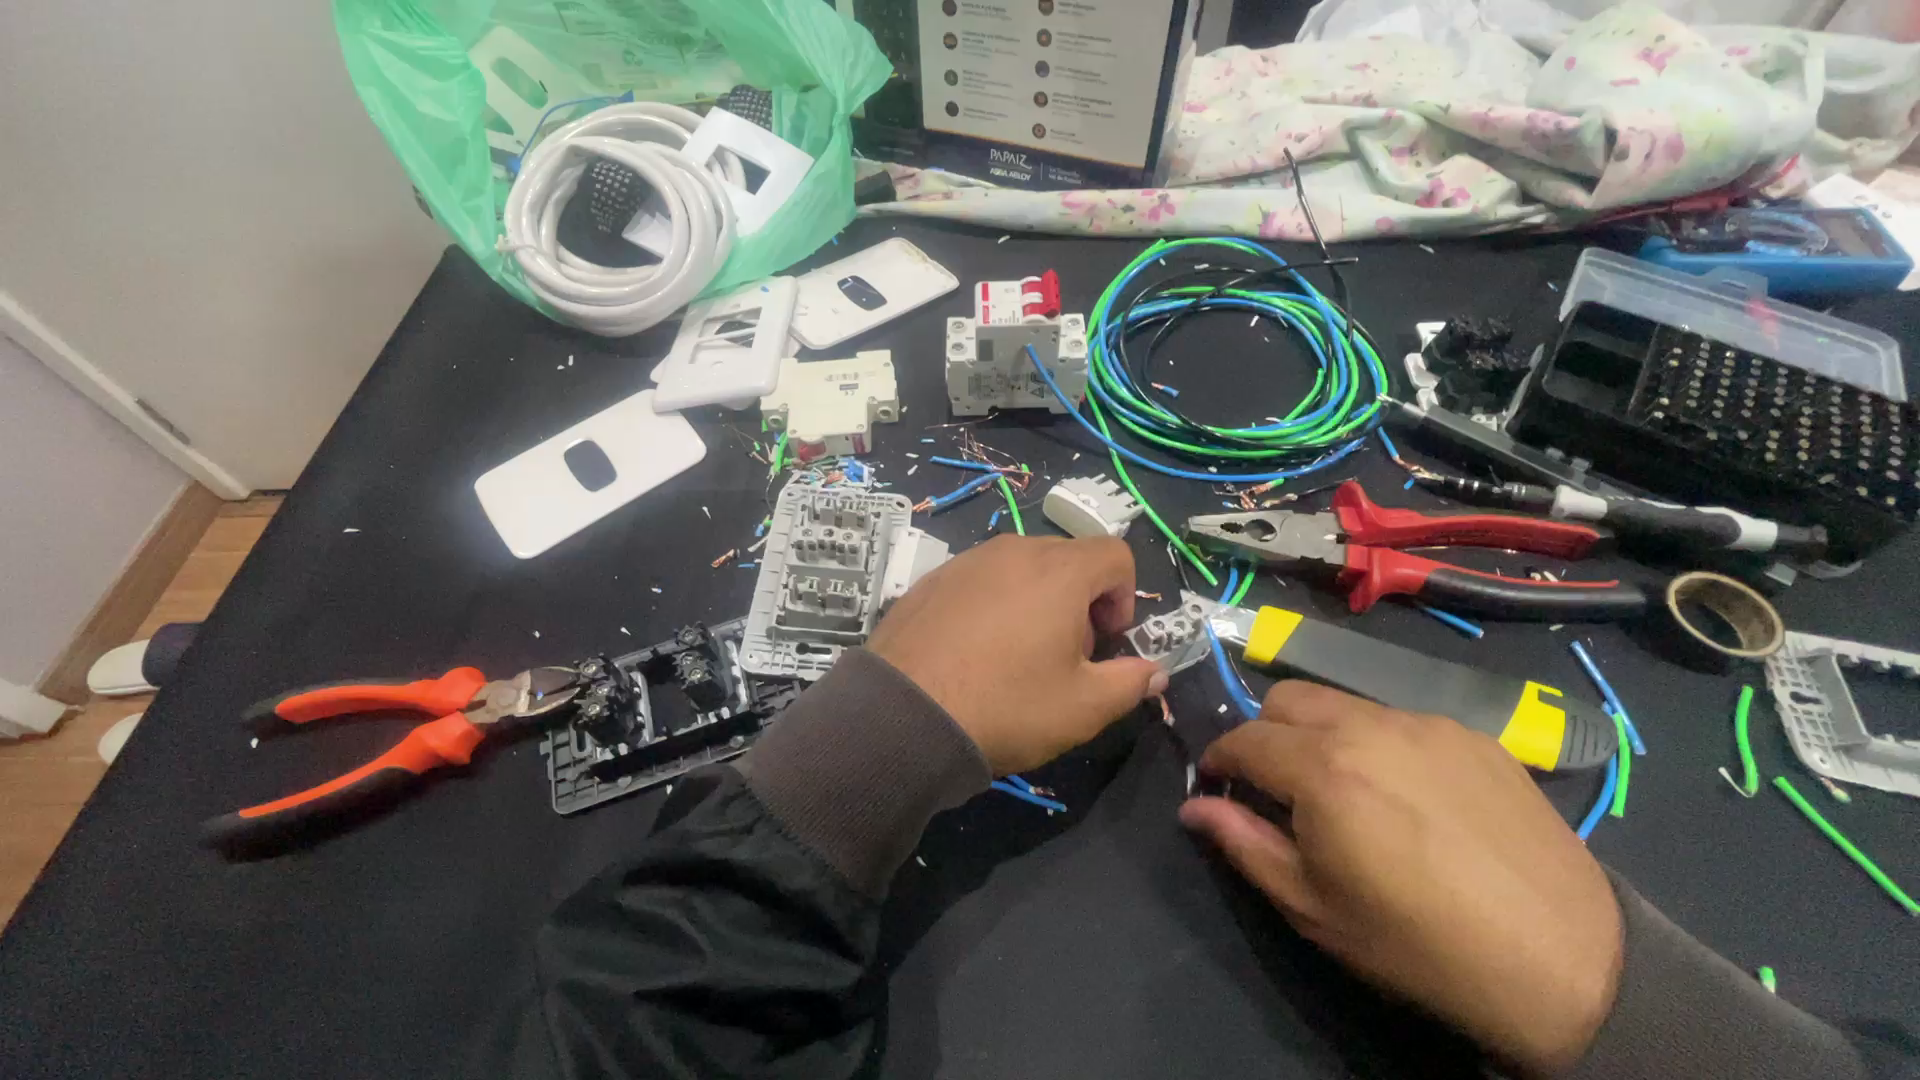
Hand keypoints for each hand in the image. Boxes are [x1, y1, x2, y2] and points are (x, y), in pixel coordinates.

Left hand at [867, 535, 1167, 774]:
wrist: (903, 717)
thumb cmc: (1005, 706)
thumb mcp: (1083, 708)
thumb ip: (1130, 683)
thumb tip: (1153, 672)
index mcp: (1059, 571)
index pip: (1115, 555)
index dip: (1124, 598)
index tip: (1105, 642)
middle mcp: (1012, 551)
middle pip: (1068, 559)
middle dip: (1081, 602)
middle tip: (1064, 655)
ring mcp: (965, 562)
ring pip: (1021, 569)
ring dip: (1037, 602)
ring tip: (1016, 655)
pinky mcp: (930, 580)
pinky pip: (980, 580)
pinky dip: (993, 605)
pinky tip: (973, 652)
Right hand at [1179, 681, 1623, 1077]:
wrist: (1566, 963)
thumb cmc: (1417, 942)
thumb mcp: (1311, 906)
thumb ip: (1242, 843)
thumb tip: (1193, 806)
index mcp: (1322, 768)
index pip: (1243, 737)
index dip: (1219, 759)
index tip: (1219, 786)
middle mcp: (1368, 726)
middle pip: (1287, 697)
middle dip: (1264, 732)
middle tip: (1278, 787)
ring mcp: (1426, 725)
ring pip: (1343, 703)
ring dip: (1320, 733)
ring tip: (1344, 789)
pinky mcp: (1473, 736)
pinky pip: (1400, 720)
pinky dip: (1378, 743)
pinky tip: (1407, 796)